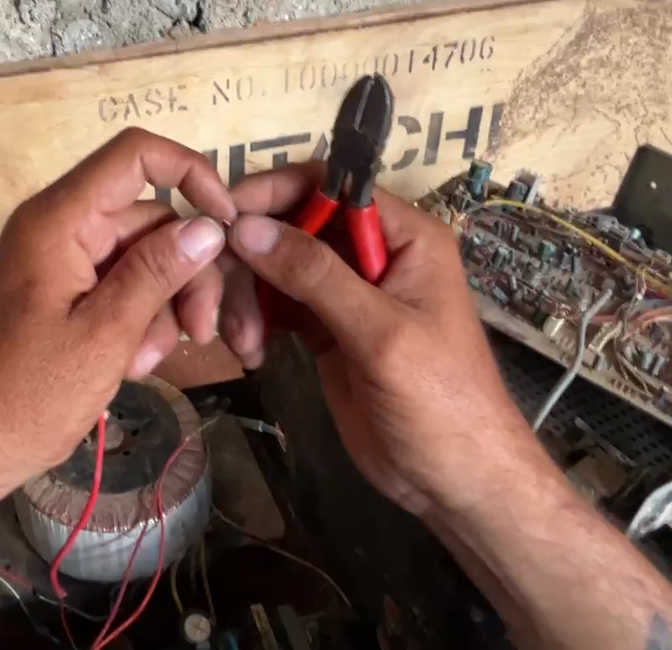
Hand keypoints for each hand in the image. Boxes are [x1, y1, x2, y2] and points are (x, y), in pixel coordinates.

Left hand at [0, 128, 237, 499]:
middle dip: (184, 271)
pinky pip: (116, 283)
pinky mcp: (60, 288)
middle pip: (148, 217)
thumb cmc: (26, 395)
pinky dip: (135, 318)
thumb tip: (208, 227)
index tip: (227, 223)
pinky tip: (130, 364)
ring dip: (161, 305)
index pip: (134, 155)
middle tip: (201, 333)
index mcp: (60, 219)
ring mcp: (58, 257)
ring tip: (148, 362)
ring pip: (140, 255)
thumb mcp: (104, 335)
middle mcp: (58, 224)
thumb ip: (156, 274)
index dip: (190, 172)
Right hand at [225, 164, 546, 515]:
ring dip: (246, 296)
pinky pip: (271, 302)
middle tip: (216, 293)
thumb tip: (246, 227)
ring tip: (242, 341)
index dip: (274, 192)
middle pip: (289, 223)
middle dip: (251, 258)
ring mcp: (342, 289)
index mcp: (402, 235)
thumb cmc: (440, 403)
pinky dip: (251, 320)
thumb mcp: (380, 334)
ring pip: (272, 264)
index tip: (226, 217)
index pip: (328, 185)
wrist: (455, 486)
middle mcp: (369, 251)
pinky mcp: (320, 324)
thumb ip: (315, 276)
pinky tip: (249, 352)